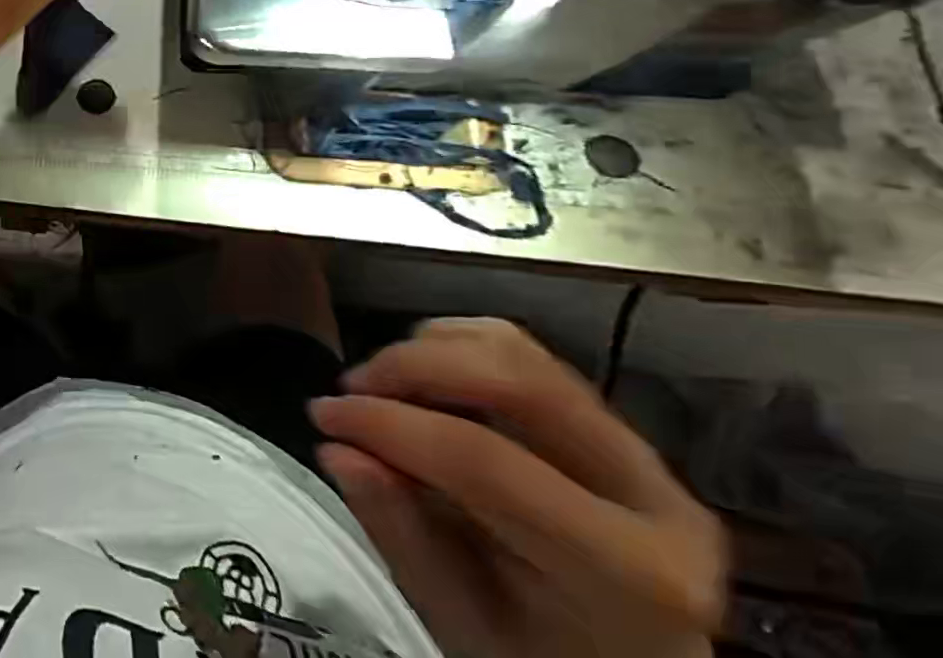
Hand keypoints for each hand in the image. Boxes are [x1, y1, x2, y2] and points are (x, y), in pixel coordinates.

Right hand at [310, 318, 726, 657]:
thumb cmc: (531, 650)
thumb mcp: (458, 620)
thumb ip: (401, 534)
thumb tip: (337, 450)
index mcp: (627, 571)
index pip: (486, 464)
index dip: (390, 425)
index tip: (322, 415)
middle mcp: (652, 494)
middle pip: (516, 382)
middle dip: (410, 367)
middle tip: (349, 387)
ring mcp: (640, 449)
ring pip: (518, 352)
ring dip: (429, 351)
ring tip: (379, 385)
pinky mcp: (612, 421)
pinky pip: (524, 352)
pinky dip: (455, 347)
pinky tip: (421, 379)